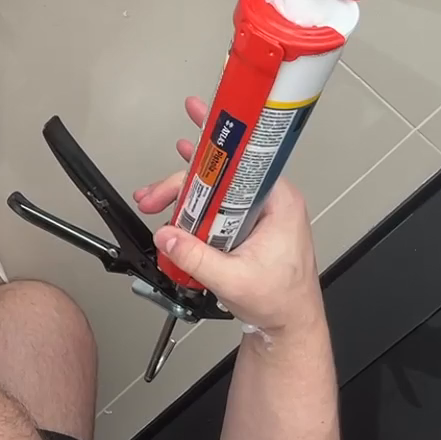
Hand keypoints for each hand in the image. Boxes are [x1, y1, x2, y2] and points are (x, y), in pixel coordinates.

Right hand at [133, 97, 325, 335]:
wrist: (289, 325)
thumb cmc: (280, 301)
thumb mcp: (233, 281)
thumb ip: (195, 257)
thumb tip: (166, 235)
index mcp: (277, 204)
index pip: (246, 159)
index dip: (222, 137)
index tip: (207, 114)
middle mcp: (268, 201)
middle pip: (218, 174)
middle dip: (180, 181)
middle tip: (152, 196)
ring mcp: (256, 212)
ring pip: (213, 188)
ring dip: (180, 192)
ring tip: (152, 199)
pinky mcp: (244, 224)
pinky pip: (215, 203)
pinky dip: (191, 202)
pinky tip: (172, 199)